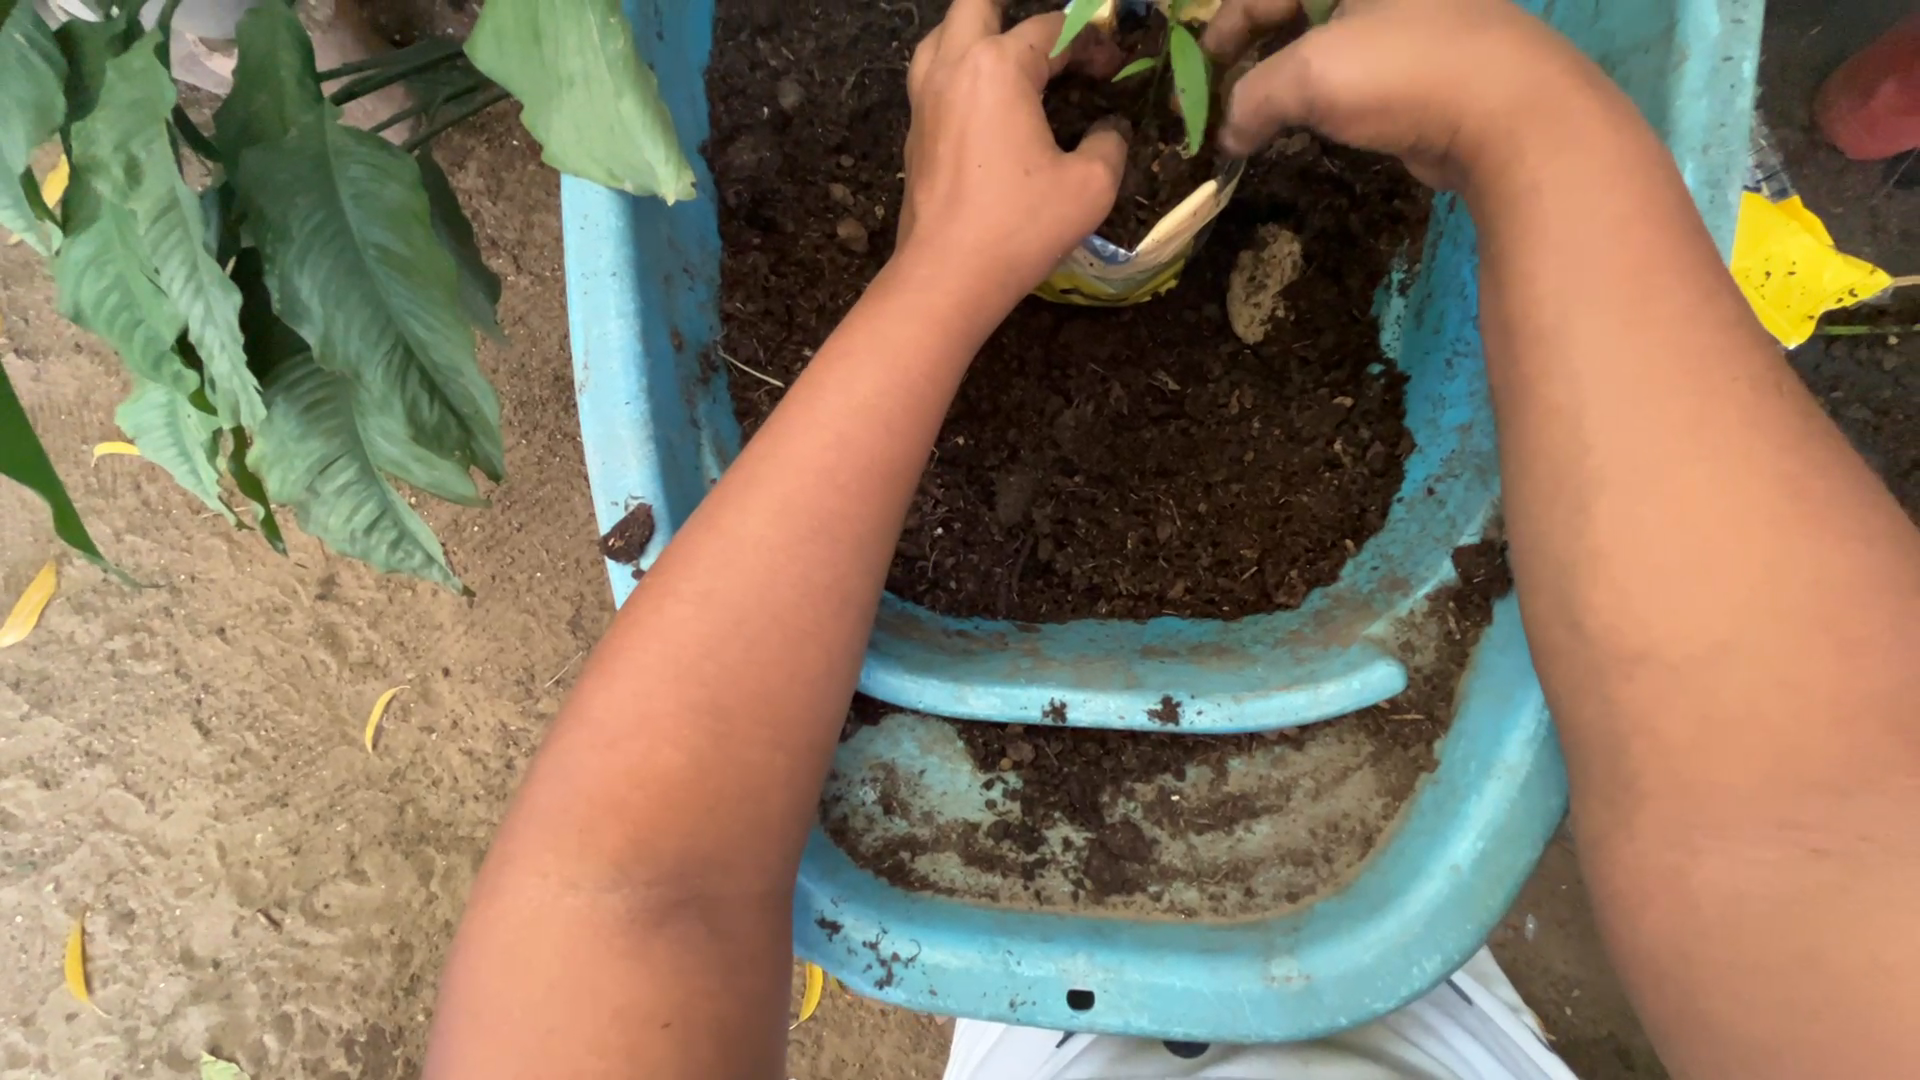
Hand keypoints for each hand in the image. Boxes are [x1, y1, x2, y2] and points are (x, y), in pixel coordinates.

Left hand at [896, 0, 1129, 307]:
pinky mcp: (914, 141)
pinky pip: (931, 85)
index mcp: (997, 68)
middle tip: (1047, 43)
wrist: (947, 278)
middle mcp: (952, 71)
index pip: (1052, 30)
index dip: (1091, 42)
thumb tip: (1110, 129)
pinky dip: (955, 79)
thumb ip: (1110, 144)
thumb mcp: (1090, 187)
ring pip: (939, 40)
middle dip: (1014, 14)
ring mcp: (924, 105)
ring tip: (1003, 60)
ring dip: (972, 36)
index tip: (1113, 70)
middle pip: (975, 6)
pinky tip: (978, 108)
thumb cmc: (1019, 229)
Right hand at [1203, 0, 1605, 188]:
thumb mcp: (1309, 76)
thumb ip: (1250, 98)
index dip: (1221, 33)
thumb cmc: (1402, 72)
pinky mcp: (1412, 56)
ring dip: (1278, 80)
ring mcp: (1398, 14)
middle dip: (1249, 54)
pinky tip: (1298, 122)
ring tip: (1253, 118)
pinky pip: (1344, 66)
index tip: (1197, 81)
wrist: (1502, 112)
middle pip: (1290, 9)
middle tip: (1221, 99)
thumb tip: (1227, 134)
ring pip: (1316, 39)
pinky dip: (1313, 94)